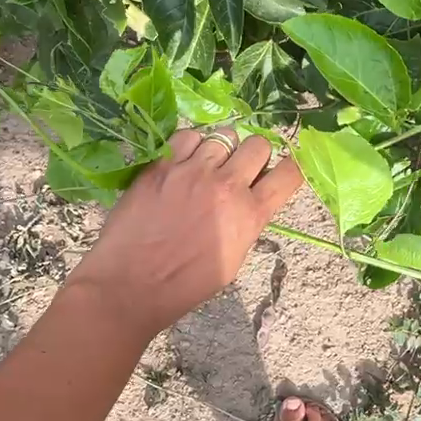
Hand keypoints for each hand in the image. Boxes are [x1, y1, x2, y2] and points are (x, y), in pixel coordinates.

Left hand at [69, 127, 303, 329]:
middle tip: (239, 169)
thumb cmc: (185, 284)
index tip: (279, 171)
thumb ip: (247, 221)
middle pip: (259, 145)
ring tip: (206, 166)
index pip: (289, 174)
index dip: (290, 168)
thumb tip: (250, 197)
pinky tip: (182, 162)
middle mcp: (228, 186)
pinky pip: (187, 136)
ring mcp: (193, 171)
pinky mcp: (162, 165)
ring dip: (221, 149)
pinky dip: (190, 146)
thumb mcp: (234, 258)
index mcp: (250, 215)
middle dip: (254, 155)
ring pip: (224, 135)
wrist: (130, 285)